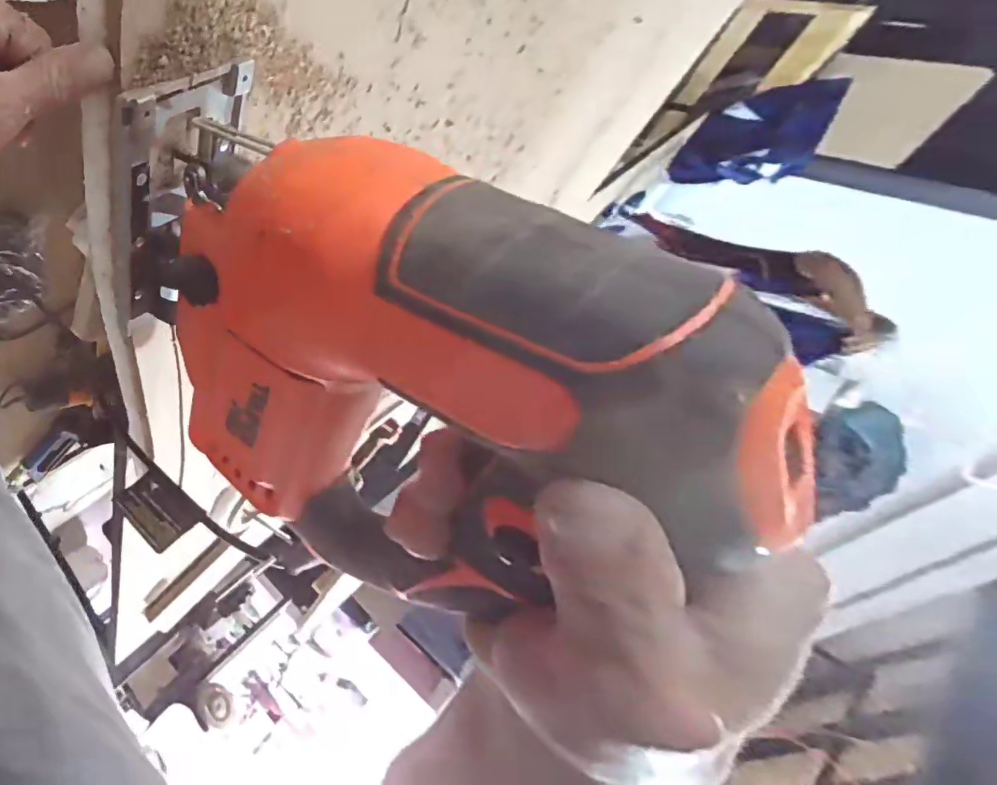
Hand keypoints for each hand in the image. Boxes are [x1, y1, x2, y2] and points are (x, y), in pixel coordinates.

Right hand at [387, 431, 828, 782]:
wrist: (553, 743)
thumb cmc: (620, 731)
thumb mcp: (634, 683)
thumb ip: (620, 598)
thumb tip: (575, 493)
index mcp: (745, 541)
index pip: (674, 439)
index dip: (587, 420)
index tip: (514, 437)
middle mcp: (673, 506)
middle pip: (570, 434)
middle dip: (487, 455)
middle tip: (439, 490)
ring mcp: (599, 504)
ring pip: (508, 447)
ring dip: (447, 479)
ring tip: (420, 526)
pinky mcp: (536, 509)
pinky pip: (475, 472)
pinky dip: (436, 496)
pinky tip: (418, 536)